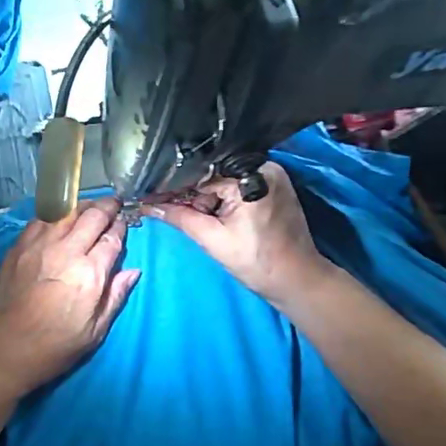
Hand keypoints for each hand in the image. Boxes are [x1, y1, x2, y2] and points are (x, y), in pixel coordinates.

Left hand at [0, 200, 140, 398]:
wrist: (4, 347)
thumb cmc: (54, 347)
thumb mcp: (94, 331)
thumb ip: (114, 297)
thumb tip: (132, 271)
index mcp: (89, 274)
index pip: (112, 239)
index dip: (121, 228)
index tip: (125, 223)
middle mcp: (65, 251)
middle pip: (91, 217)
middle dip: (106, 208)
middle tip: (113, 204)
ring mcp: (39, 246)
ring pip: (66, 212)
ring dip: (82, 205)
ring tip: (90, 206)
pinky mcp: (18, 247)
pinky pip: (40, 219)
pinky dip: (55, 214)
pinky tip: (60, 217)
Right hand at [144, 163, 331, 301]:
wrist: (296, 278)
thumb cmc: (258, 262)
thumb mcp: (212, 239)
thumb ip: (180, 217)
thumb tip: (148, 206)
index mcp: (250, 175)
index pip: (200, 174)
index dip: (172, 186)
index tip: (149, 195)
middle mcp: (263, 166)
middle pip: (211, 174)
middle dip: (188, 193)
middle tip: (163, 208)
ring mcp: (270, 174)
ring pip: (222, 180)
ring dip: (203, 198)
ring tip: (189, 216)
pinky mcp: (272, 185)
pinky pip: (236, 185)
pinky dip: (220, 199)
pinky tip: (208, 215)